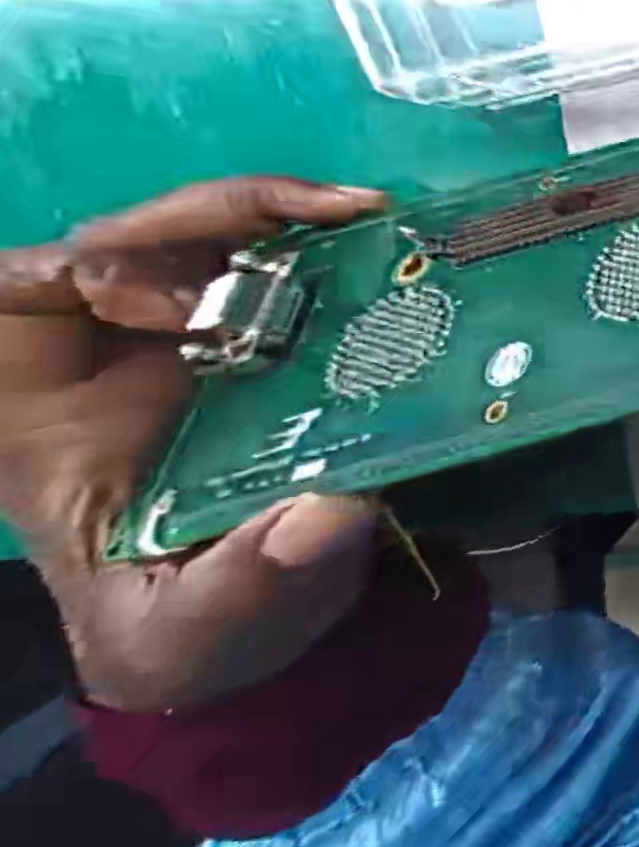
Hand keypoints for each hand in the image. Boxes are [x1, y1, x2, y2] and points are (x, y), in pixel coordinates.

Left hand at [0, 177, 388, 712]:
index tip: (189, 305)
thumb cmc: (207, 628)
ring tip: (375, 220)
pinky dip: (339, 254)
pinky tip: (392, 252)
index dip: (85, 269)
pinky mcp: (290, 352)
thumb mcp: (201, 628)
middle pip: (131, 245)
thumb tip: (331, 511)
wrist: (270, 621)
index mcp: (53, 418)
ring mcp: (216, 351)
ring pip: (223, 248)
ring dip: (290, 225)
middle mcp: (124, 364)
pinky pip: (299, 279)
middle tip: (335, 219)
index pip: (16, 299)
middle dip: (216, 218)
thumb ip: (246, 583)